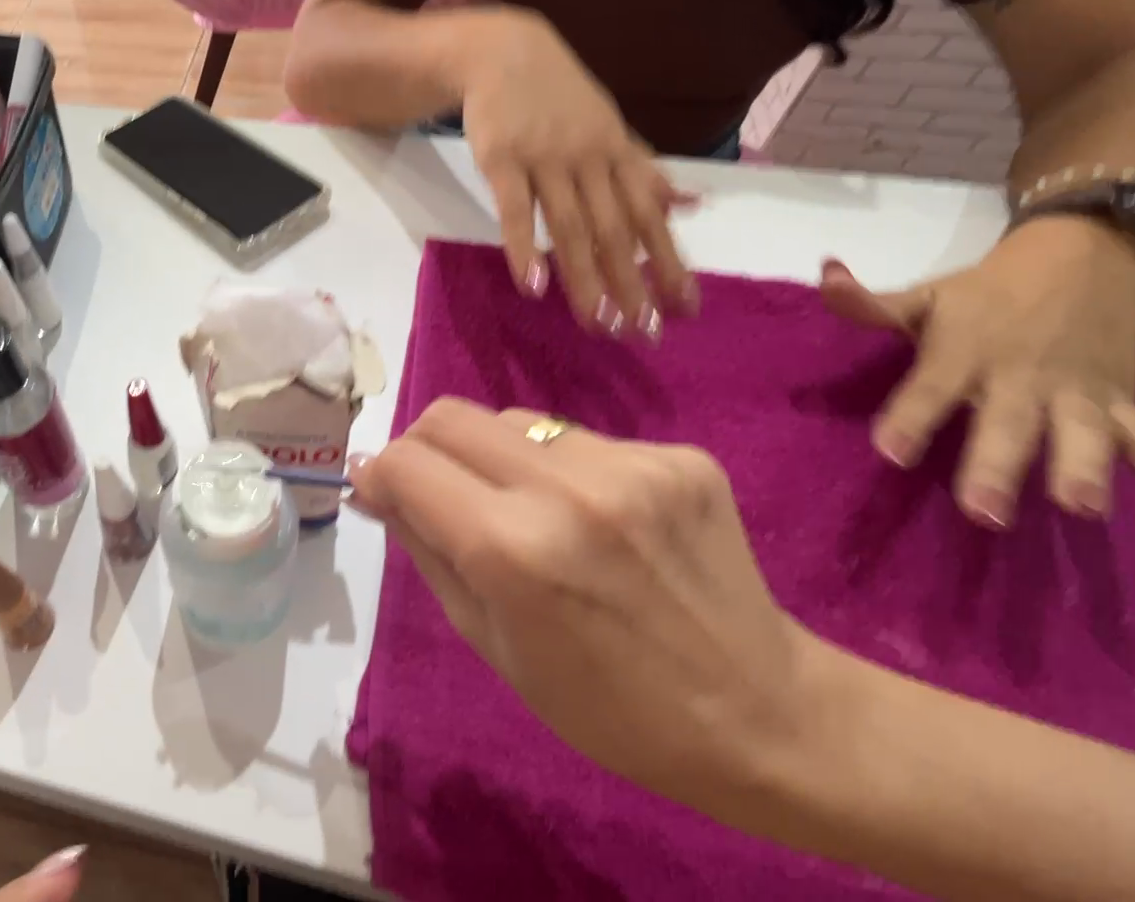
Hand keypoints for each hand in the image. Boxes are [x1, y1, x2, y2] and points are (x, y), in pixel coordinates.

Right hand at [346, 401, 826, 815]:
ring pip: (513, 420)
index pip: (405, 462)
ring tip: (524, 512)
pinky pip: (580, 439)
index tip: (380, 494)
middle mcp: (567, 488)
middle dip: (423, 449)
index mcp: (510, 549)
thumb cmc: (602, 705)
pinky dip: (561, 470)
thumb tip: (374, 484)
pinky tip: (593, 519)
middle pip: (450, 416)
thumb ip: (424, 547)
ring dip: (494, 457)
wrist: (760, 716)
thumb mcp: (486, 640)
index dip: (378, 474)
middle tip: (437, 494)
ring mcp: (632, 464)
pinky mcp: (679, 456)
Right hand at [458, 11, 698, 337]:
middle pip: (616, 230)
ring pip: (571, 228)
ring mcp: (546, 161)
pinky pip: (516, 211)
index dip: (669, 262)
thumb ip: (643, 170)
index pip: (651, 217)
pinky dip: (524, 249)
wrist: (503, 54)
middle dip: (633, 283)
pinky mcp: (503, 162)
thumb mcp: (609, 128)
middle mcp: (591, 161)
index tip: (686, 309)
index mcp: (618, 155)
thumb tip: (691, 206)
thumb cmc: (556, 98)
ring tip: (598, 322)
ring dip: (586, 277)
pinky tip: (532, 287)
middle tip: (643, 333)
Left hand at [821, 215, 1134, 526]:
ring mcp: (1077, 387)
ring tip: (1080, 507)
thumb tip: (826, 278)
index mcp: (963, 351)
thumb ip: (870, 304)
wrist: (1083, 256)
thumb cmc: (982, 293)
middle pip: (1005, 424)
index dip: (910, 418)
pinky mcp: (1123, 393)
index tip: (891, 452)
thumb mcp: (924, 297)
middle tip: (982, 513)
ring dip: (1081, 468)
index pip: (930, 389)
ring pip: (1082, 432)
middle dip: (995, 468)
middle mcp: (1020, 374)